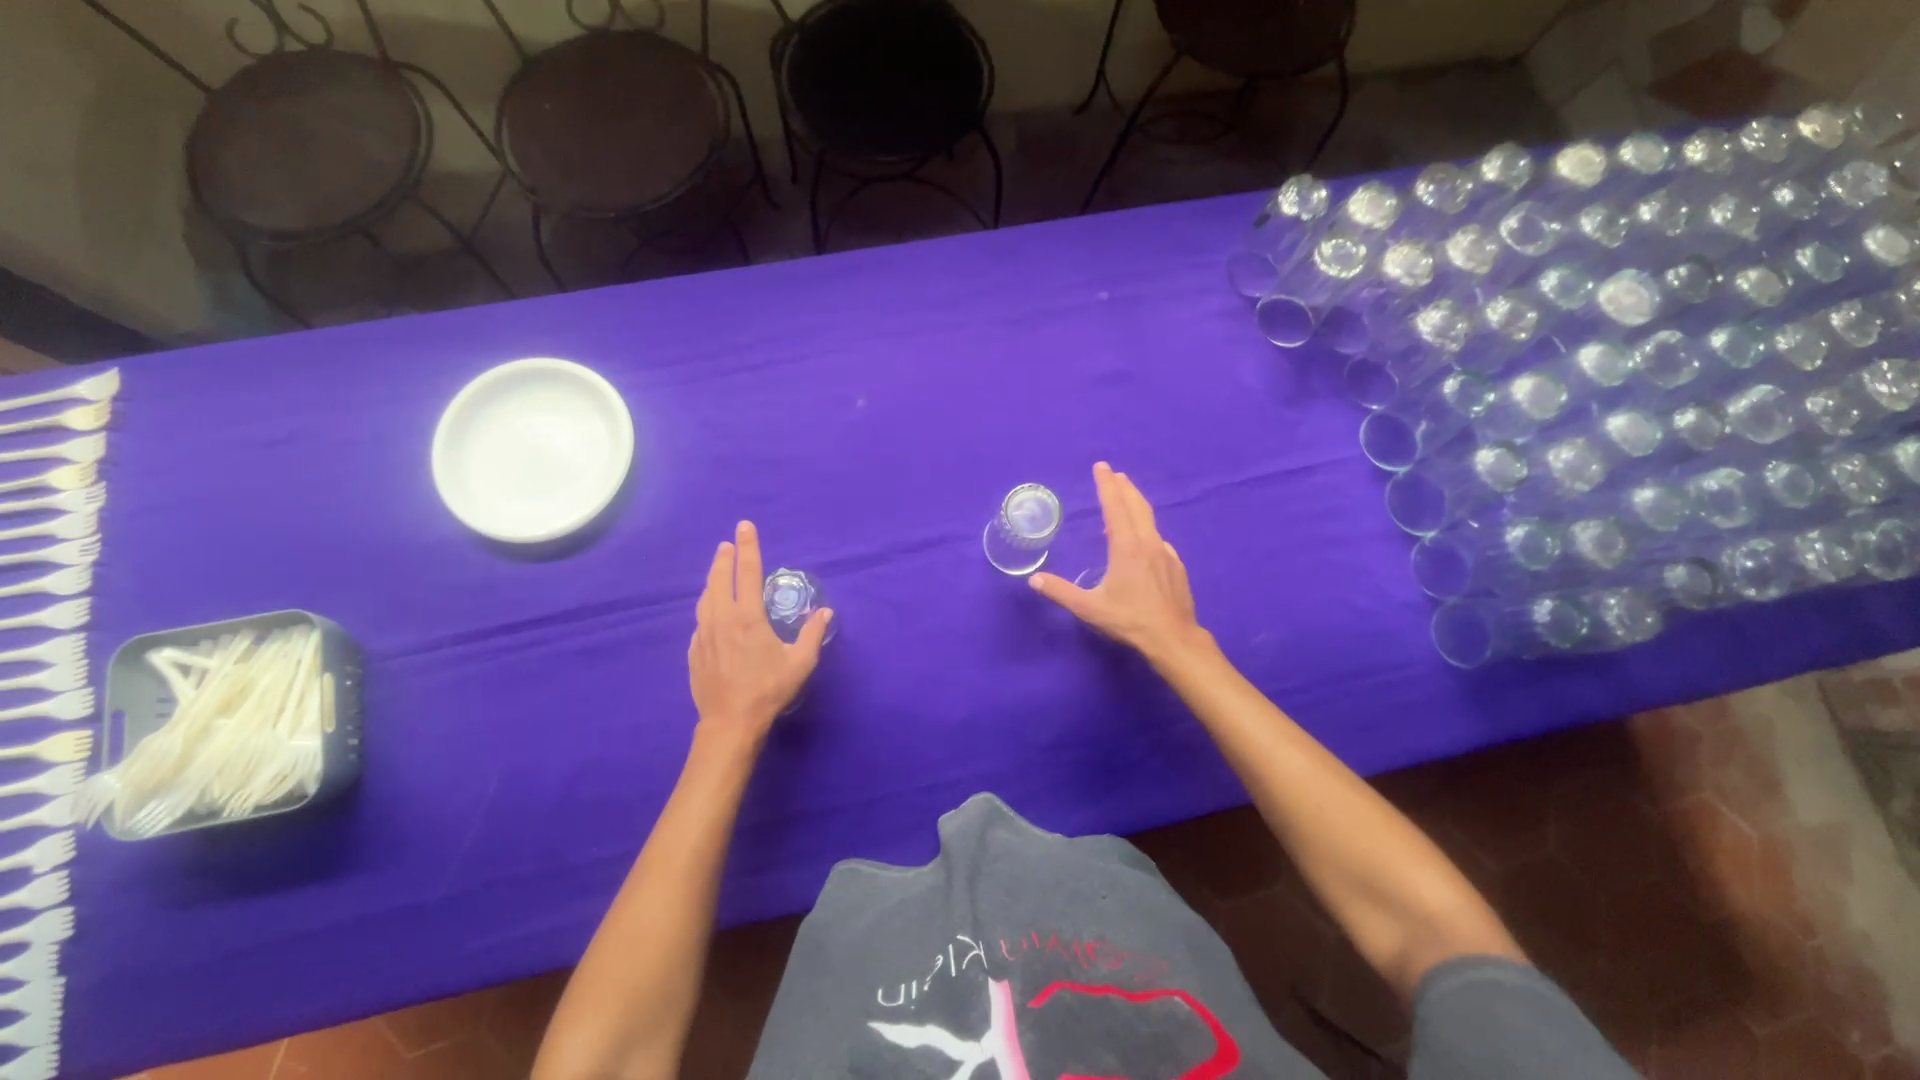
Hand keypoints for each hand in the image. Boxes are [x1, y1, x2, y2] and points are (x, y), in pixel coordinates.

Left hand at [688, 521, 831, 747]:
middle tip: (727, 545)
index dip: (748, 547)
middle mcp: (722, 619)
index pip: (748, 572)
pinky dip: (706, 609)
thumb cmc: (769, 690)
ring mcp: (704, 635)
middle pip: (719, 579)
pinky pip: (700, 621)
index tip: (744, 527)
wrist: (730, 722)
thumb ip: (812, 634)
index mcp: (748, 617)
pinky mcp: (695, 651)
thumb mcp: (800, 663)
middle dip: (724, 558)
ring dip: (712, 581)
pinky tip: (710, 614)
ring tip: (718, 573)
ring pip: (705, 598)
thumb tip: (824, 613)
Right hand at [1029, 462, 1210, 667]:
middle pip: (1136, 507)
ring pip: (1150, 521)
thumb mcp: (1089, 608)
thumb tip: (1034, 579)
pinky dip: (1147, 531)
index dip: (1106, 485)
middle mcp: (1148, 544)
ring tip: (1126, 503)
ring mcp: (1166, 554)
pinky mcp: (1176, 567)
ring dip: (1136, 507)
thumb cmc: (1130, 621)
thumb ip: (1060, 592)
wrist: (1174, 639)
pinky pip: (1158, 540)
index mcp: (1126, 548)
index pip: (1115, 508)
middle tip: (1114, 474)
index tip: (1101, 466)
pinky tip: (1144, 542)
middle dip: (1124, 488)